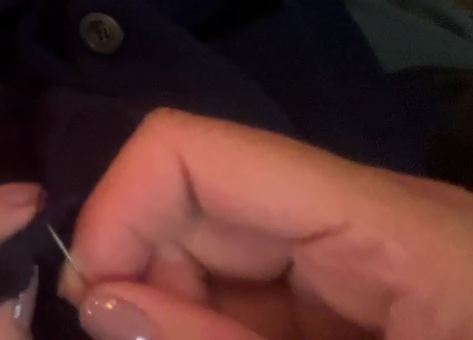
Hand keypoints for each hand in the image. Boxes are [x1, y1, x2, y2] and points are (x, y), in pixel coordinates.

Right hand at [60, 109, 472, 339]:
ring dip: (172, 304)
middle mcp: (366, 218)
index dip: (120, 203)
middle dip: (144, 264)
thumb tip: (93, 298)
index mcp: (387, 219)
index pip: (193, 150)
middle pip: (197, 198)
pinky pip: (249, 294)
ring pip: (212, 248)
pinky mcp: (362, 306)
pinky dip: (208, 326)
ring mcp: (366, 263)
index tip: (85, 291)